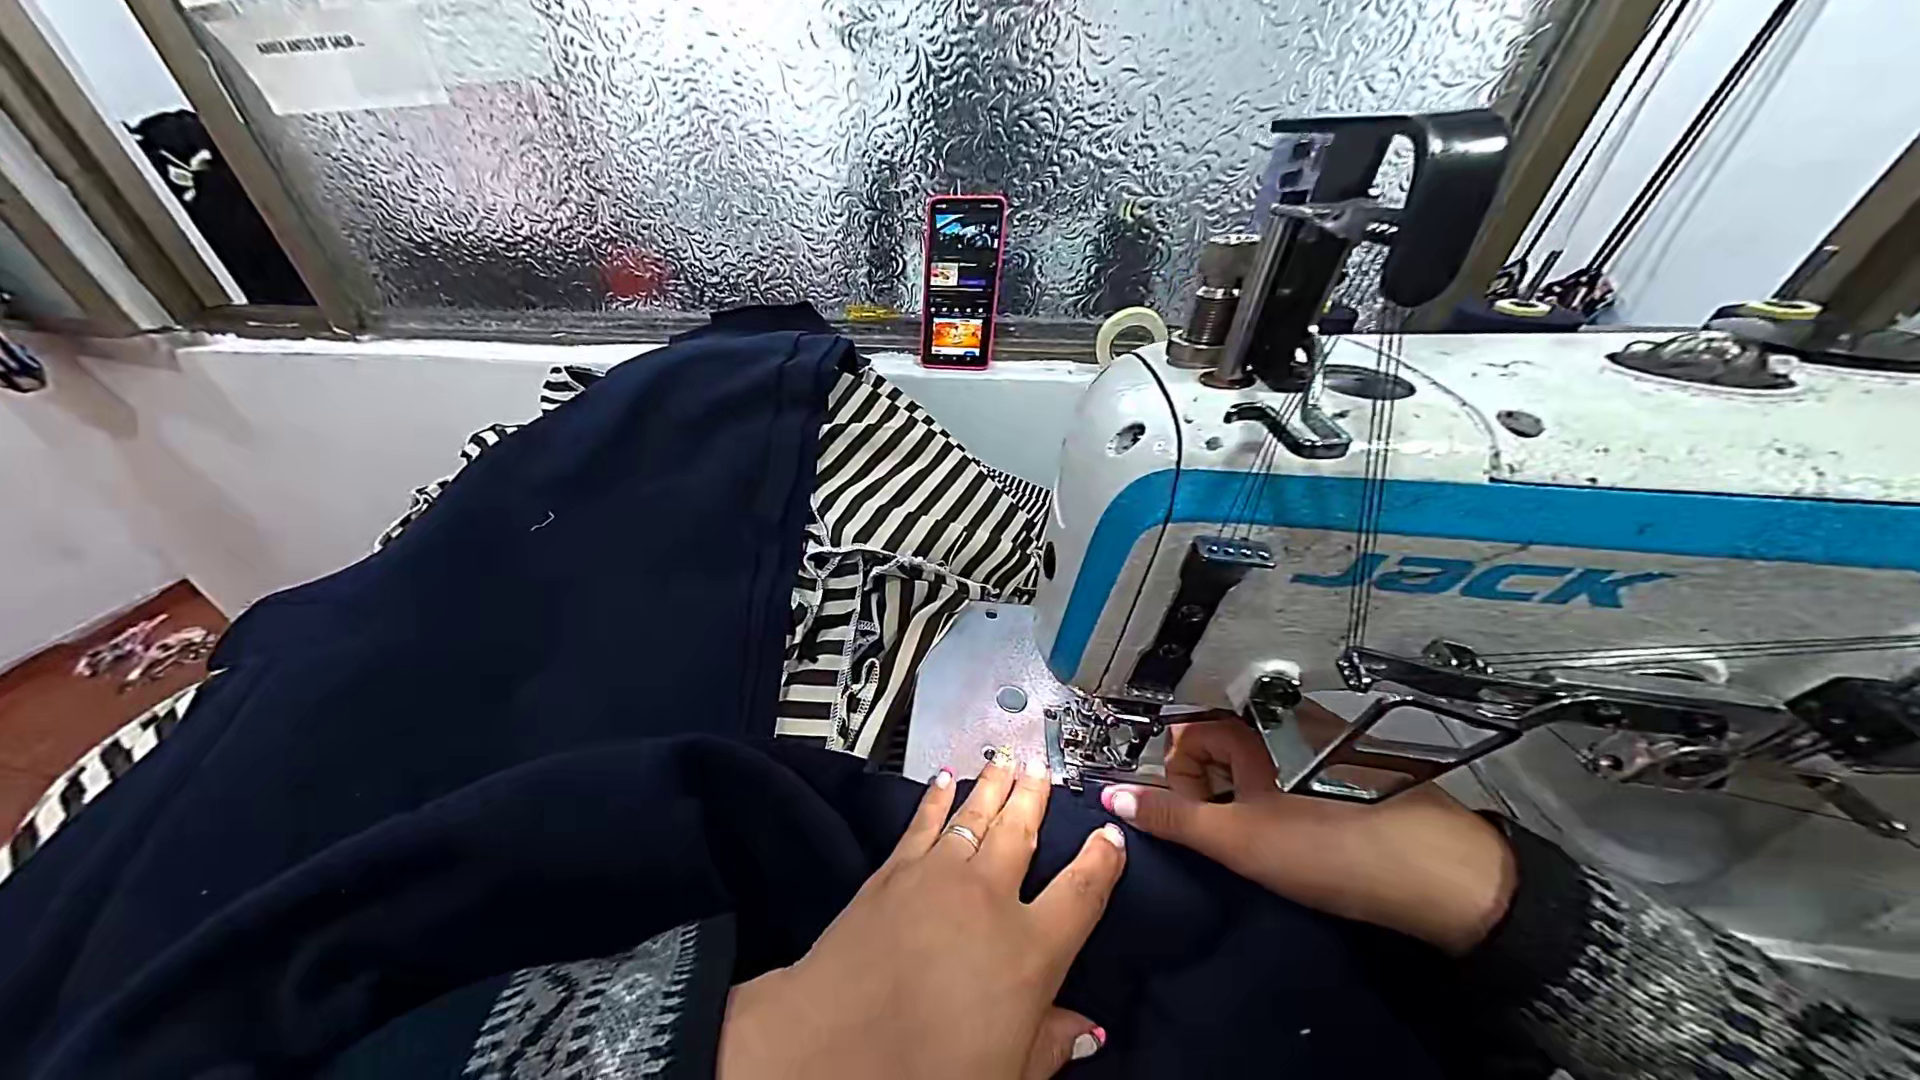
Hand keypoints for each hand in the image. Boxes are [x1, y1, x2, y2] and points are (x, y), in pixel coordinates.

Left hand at [718, 754, 1127, 1079]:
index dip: (1102, 860)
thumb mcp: (1007, 1076)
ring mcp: (940, 875)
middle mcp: (990, 898)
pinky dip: (936, 797)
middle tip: (1044, 769)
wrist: (831, 1049)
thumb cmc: (923, 1074)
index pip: (1083, 892)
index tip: (1110, 836)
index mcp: (1029, 950)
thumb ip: (1051, 1045)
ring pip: (977, 814)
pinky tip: (944, 777)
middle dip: (1037, 796)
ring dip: (995, 784)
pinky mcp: (896, 869)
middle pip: (1024, 831)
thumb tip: (1087, 1028)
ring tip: (1008, 759)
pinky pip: (924, 821)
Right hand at [1100, 709, 1515, 954]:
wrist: (1441, 874)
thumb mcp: (1236, 839)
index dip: (1180, 779)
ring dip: (1242, 790)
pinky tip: (1301, 824)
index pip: (1183, 736)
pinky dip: (1275, 788)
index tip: (1200, 818)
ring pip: (1250, 755)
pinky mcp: (1343, 756)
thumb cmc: (1326, 847)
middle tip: (1234, 830)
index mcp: (1247, 724)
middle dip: (1210, 786)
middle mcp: (1279, 716)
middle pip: (1214, 742)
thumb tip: (1109, 795)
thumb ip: (1169, 816)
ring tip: (1269, 833)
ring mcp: (1315, 733)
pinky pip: (1285, 762)